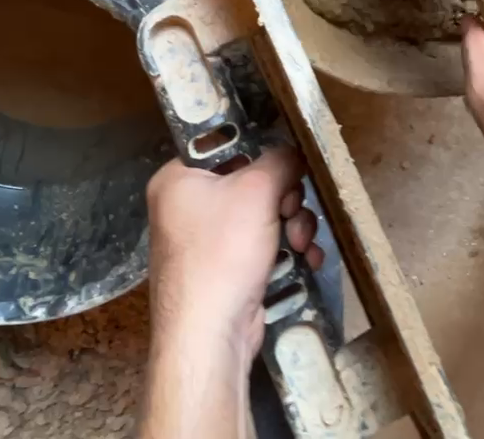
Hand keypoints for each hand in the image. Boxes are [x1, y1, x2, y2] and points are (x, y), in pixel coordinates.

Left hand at [145, 146, 324, 362]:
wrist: (210, 336)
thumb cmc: (224, 251)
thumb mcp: (258, 189)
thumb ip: (281, 159)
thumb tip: (293, 153)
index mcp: (177, 179)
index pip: (224, 146)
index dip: (258, 152)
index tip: (283, 165)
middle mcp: (187, 208)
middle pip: (251, 182)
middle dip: (285, 197)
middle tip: (292, 209)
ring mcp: (207, 243)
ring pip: (264, 214)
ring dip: (294, 225)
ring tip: (302, 243)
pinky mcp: (227, 272)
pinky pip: (263, 245)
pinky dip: (287, 250)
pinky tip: (305, 260)